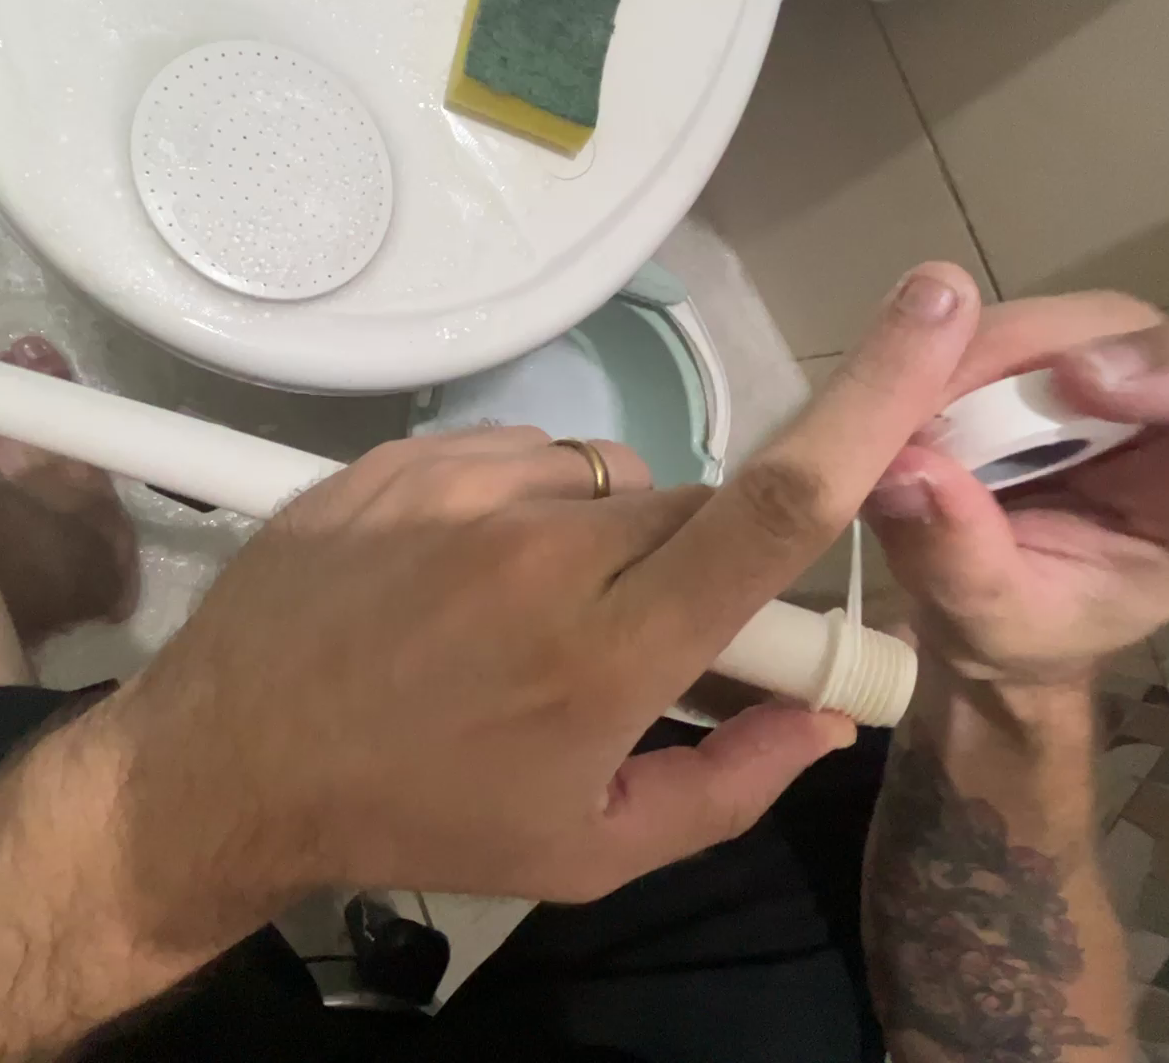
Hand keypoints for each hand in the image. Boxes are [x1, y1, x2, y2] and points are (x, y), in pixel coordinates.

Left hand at [90, 264, 984, 951]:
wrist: (233, 762)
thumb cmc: (419, 818)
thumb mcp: (588, 852)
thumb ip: (729, 785)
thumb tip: (818, 714)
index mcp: (608, 648)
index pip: (771, 508)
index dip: (871, 404)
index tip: (935, 316)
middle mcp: (545, 543)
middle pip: (695, 499)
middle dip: (698, 556)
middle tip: (632, 628)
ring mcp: (463, 484)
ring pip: (607, 478)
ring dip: (605, 537)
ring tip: (525, 611)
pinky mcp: (403, 458)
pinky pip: (518, 462)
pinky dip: (524, 510)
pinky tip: (462, 572)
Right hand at [865, 295, 1168, 691]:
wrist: (979, 613)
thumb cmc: (1023, 634)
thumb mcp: (995, 625)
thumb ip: (962, 561)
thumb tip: (904, 470)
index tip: (1083, 388)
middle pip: (1146, 330)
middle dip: (1026, 364)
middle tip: (927, 424)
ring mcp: (1107, 381)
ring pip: (1056, 322)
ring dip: (963, 364)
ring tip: (898, 433)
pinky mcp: (1034, 367)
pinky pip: (990, 333)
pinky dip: (932, 364)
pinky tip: (896, 414)